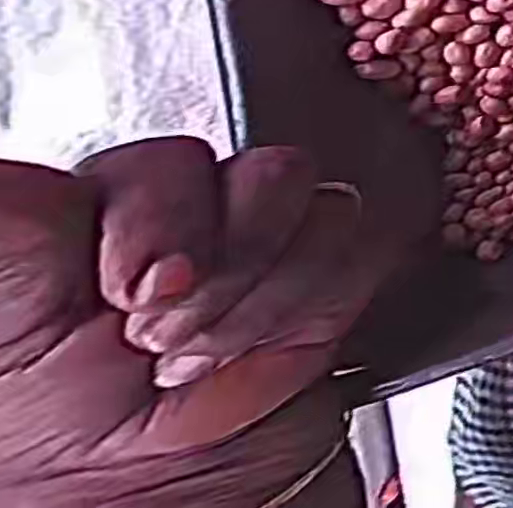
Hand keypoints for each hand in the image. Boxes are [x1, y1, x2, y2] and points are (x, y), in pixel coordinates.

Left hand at [0, 138, 374, 505]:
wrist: (166, 487)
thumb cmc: (46, 436)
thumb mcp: (5, 342)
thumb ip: (13, 244)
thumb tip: (2, 178)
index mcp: (105, 215)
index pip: (159, 160)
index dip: (155, 215)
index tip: (132, 289)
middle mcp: (198, 212)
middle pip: (250, 165)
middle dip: (222, 254)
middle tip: (165, 328)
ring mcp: (276, 228)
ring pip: (309, 194)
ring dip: (263, 282)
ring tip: (207, 345)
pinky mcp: (340, 252)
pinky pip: (355, 236)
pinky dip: (310, 297)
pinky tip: (265, 338)